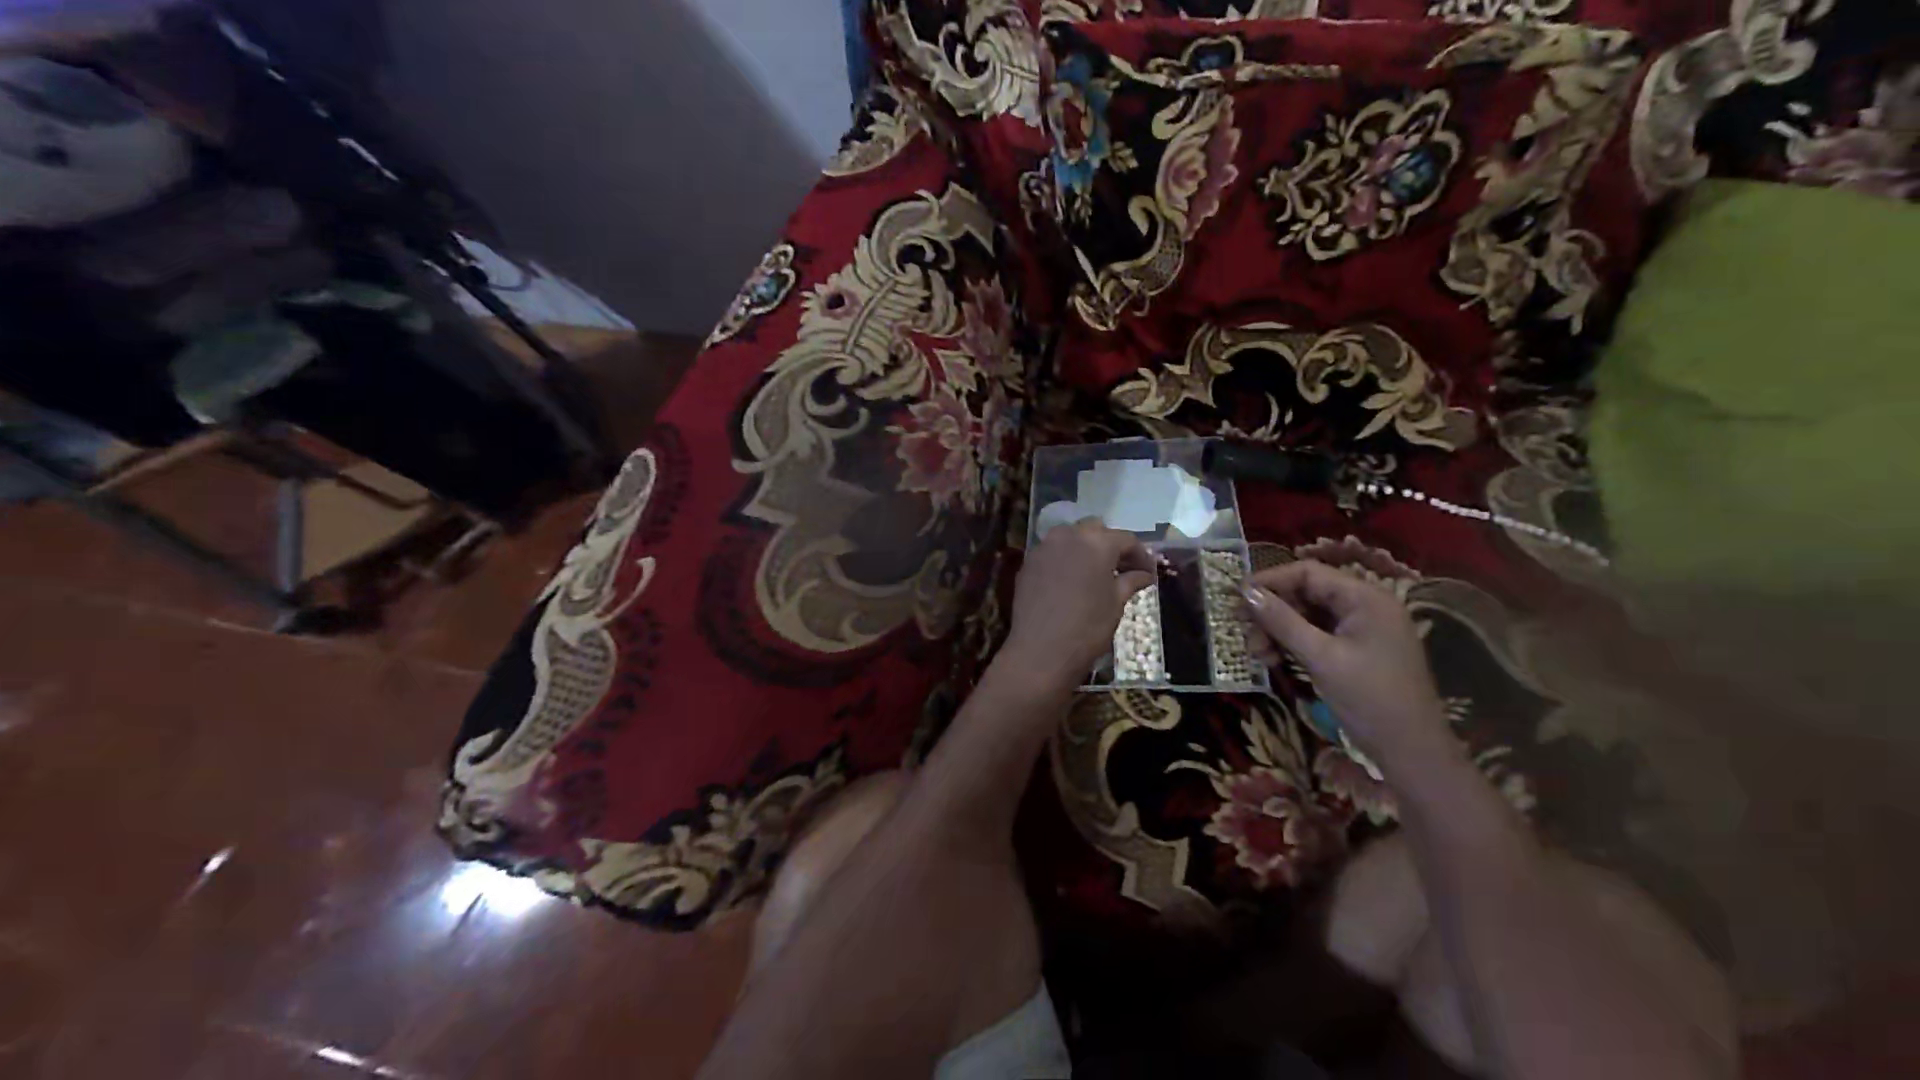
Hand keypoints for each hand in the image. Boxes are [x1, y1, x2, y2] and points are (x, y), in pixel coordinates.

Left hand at [998, 520, 1155, 689]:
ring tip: (1096, 573)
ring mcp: (1044, 547)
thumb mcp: (1116, 603)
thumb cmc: (1087, 627)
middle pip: (1096, 531)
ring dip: (1086, 549)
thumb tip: (1144, 574)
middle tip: (1123, 569)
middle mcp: (1069, 535)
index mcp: (1097, 541)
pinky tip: (1072, 580)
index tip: (1149, 574)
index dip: (1141, 556)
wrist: (1040, 650)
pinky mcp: (1028, 562)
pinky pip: (1052, 552)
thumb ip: (1130, 581)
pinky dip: (1065, 560)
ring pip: (1070, 537)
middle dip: (1111, 546)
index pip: (1126, 540)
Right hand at [1241, 560, 1450, 768]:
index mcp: (1366, 598)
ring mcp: (1363, 629)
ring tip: (1257, 654)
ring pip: (1308, 616)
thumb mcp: (1320, 657)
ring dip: (1278, 630)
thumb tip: (1246, 593)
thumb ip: (1282, 621)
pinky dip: (1293, 644)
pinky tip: (1273, 660)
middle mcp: (1366, 606)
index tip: (1236, 597)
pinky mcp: (1357, 650)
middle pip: (1307, 593)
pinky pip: (1318, 635)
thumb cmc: (1369, 698)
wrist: (1412, 751)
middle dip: (1272, 611)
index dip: (1270, 581)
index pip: (1308, 573)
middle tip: (1242, 630)